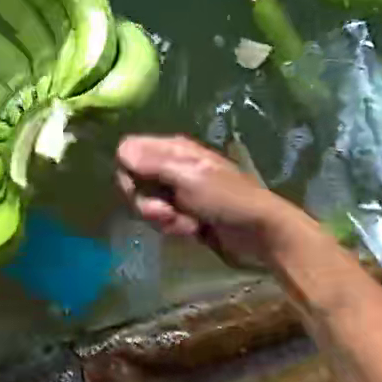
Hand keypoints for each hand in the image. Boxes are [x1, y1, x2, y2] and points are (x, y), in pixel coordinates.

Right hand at [115, 135, 317, 269]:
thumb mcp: (189, 178)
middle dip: (146, 201)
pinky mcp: (182, 214)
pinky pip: (161, 220)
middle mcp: (172, 166)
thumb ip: (154, 164)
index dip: (129, 172)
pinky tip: (193, 231)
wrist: (260, 232)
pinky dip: (174, 228)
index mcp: (174, 149)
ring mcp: (177, 191)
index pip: (130, 151)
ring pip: (146, 203)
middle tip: (168, 211)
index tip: (140, 187)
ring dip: (163, 219)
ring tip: (187, 223)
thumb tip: (121, 149)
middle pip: (134, 180)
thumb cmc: (227, 199)